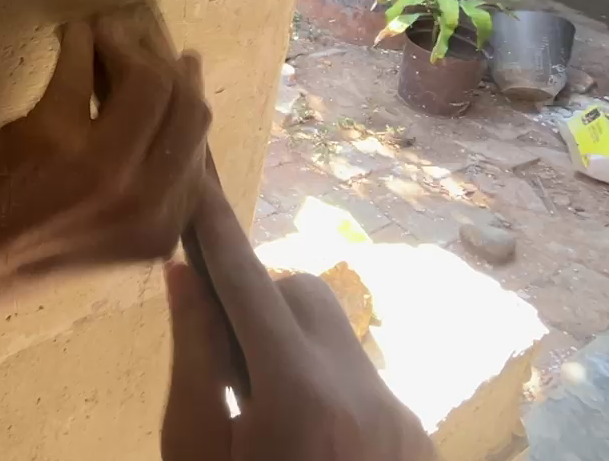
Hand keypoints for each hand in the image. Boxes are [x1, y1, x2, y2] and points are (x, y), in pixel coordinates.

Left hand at [0, 5, 209, 304]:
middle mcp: (144, 203)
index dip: (184, 94)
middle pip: (185, 107)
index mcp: (160, 231)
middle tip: (137, 39)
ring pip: (148, 81)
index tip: (168, 68)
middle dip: (164, 63)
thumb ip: (140, 193)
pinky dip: (79, 40)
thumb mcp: (103, 238)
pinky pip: (82, 66)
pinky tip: (73, 33)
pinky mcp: (54, 135)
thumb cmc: (17, 248)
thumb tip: (155, 118)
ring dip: (125, 44)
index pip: (197, 144)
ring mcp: (103, 169)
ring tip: (103, 32)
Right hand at [161, 183, 434, 460]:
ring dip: (290, 339)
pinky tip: (307, 442)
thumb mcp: (192, 450)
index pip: (246, 276)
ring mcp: (404, 422)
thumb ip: (193, 354)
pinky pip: (360, 376)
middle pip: (302, 290)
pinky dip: (323, 379)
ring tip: (263, 409)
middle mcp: (366, 393)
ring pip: (334, 333)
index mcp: (300, 393)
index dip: (216, 223)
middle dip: (257, 294)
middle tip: (221, 348)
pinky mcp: (422, 446)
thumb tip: (186, 273)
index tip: (198, 176)